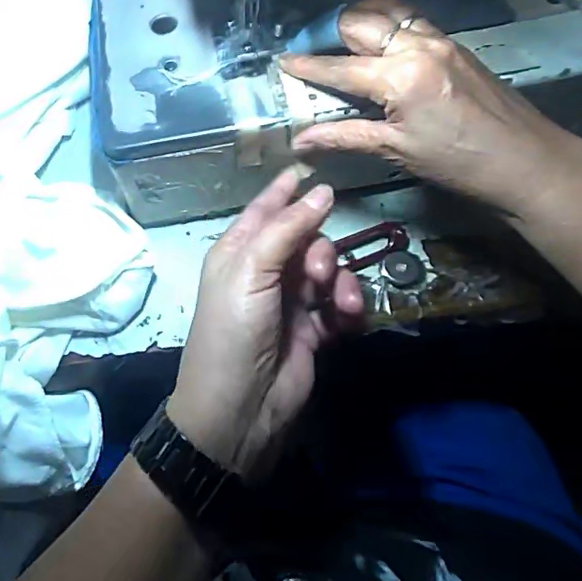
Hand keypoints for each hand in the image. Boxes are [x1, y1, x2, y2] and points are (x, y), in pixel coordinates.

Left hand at [167, 168, 365, 481]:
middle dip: (320, 251)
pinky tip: (348, 320)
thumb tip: (322, 190)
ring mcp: (290, 301)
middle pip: (307, 238)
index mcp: (238, 251)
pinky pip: (340, 304)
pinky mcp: (313, 330)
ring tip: (338, 304)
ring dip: (340, 282)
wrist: (240, 410)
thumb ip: (288, 228)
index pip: (265, 210)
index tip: (313, 169)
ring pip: (329, 270)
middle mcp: (265, 271)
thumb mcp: (251, 271)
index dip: (287, 191)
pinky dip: (348, 308)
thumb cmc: (233, 330)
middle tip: (318, 274)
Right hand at [280, 0, 581, 220]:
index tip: (282, 60)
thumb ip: (346, 137)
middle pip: (360, 21)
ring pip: (389, 11)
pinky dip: (390, 25)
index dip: (307, 67)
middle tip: (315, 50)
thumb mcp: (397, 152)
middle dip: (331, 32)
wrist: (526, 160)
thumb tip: (301, 141)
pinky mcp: (456, 44)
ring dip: (363, 21)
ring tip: (346, 41)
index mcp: (400, 77)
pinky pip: (413, 21)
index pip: (340, 68)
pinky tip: (384, 45)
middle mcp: (418, 46)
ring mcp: (441, 40)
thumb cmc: (459, 163)